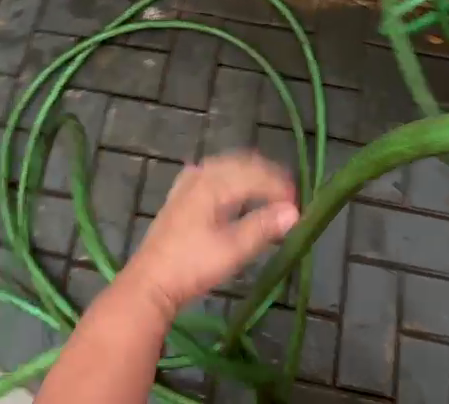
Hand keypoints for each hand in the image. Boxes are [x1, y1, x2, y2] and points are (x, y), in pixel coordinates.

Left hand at [116, 152, 299, 317]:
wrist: (149, 283)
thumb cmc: (191, 266)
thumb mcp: (232, 250)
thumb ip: (263, 228)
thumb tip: (295, 212)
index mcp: (213, 183)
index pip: (255, 174)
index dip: (279, 186)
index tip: (298, 204)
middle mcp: (201, 175)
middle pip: (241, 165)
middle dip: (267, 177)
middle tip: (288, 197)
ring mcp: (188, 183)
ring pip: (227, 167)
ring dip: (250, 177)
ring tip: (269, 194)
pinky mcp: (181, 195)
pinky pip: (213, 175)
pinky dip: (231, 180)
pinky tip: (235, 192)